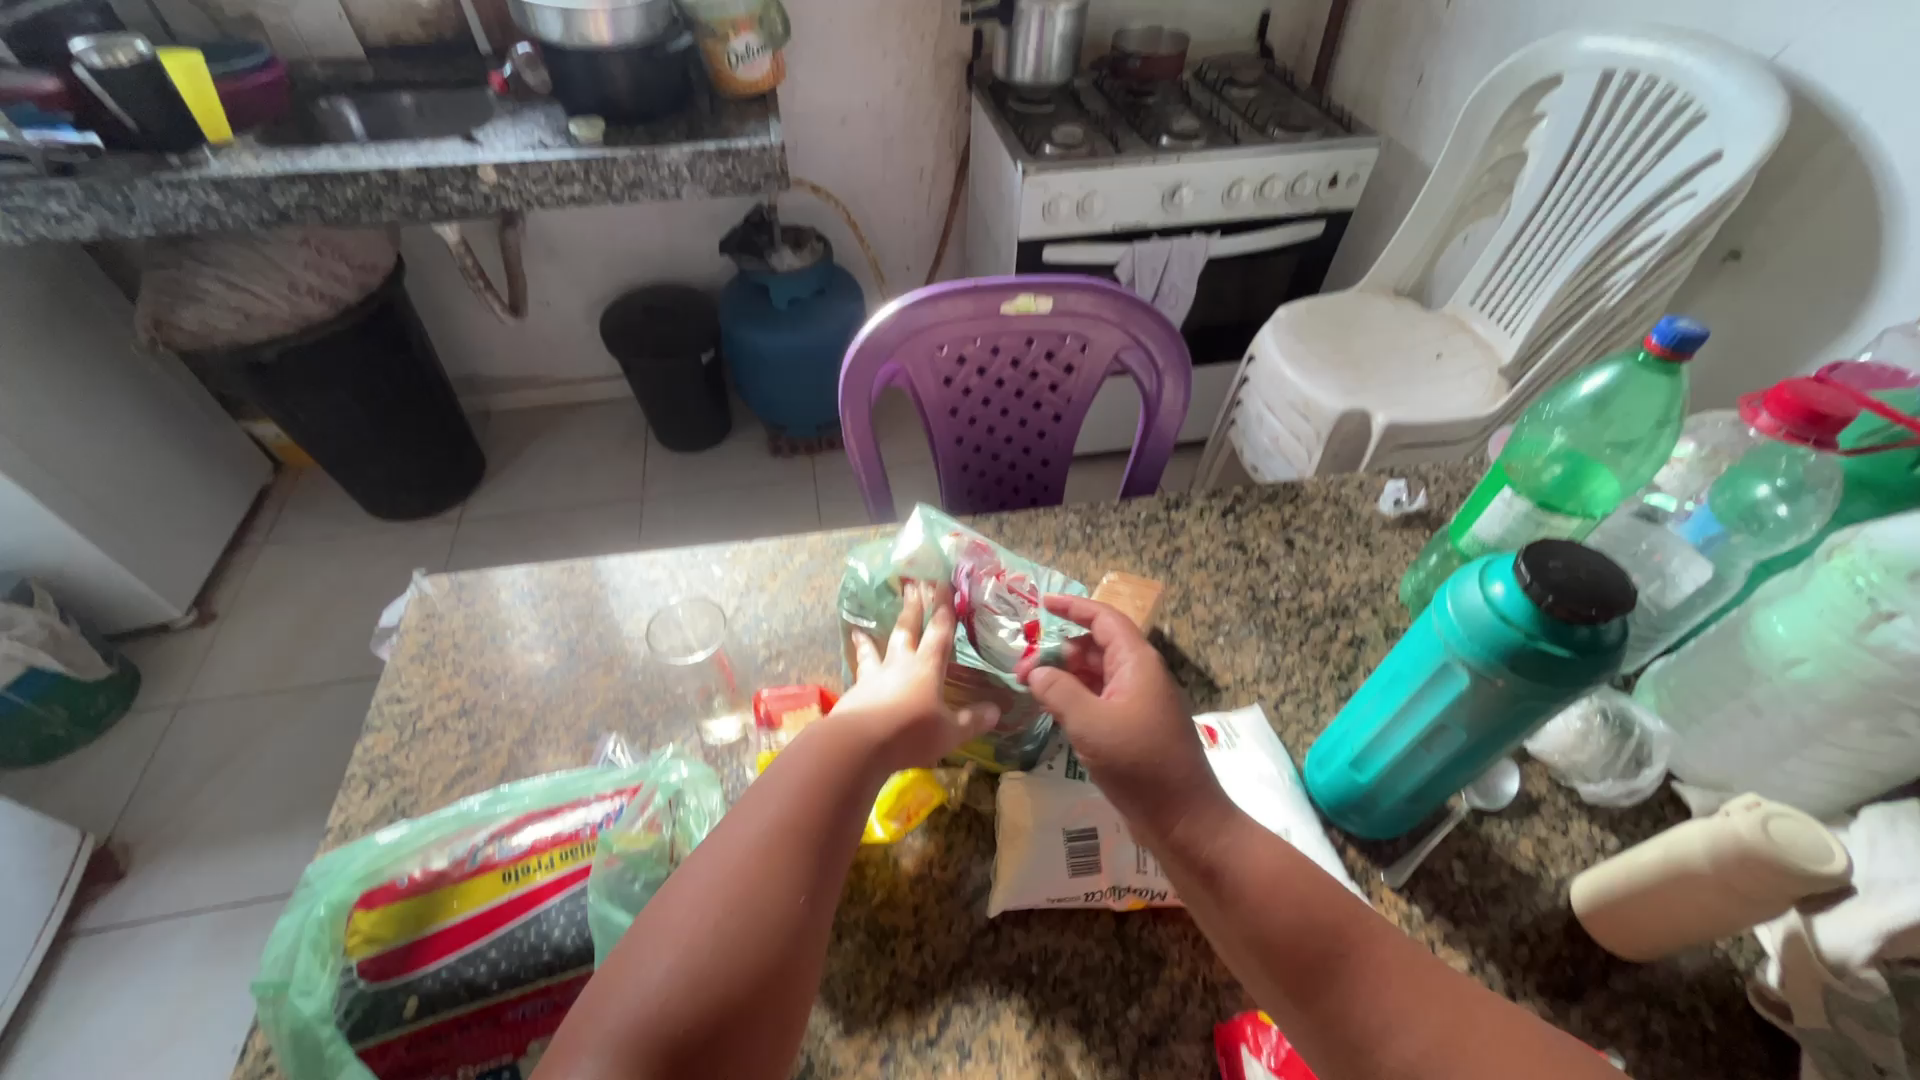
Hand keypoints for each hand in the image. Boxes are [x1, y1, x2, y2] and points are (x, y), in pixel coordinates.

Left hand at [836, 581, 999, 771]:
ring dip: (871, 638)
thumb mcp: (949, 732)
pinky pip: (859, 671)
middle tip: (911, 585)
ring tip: (862, 628)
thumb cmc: (910, 733)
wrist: (858, 743)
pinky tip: (854, 666)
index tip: (942, 585)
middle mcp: (900, 664)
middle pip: (906, 630)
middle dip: (912, 608)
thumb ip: (971, 720)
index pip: (939, 632)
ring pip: (875, 649)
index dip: (943, 610)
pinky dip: (858, 663)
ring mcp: (874, 676)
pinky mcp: (855, 692)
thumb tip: (996, 710)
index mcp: (927, 667)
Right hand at [1015, 595, 1224, 838]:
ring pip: (1097, 677)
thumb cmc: (1140, 764)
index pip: (1104, 619)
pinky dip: (1076, 700)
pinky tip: (1053, 713)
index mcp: (1137, 663)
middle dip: (1059, 652)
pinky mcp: (1135, 730)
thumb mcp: (1090, 724)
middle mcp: (1140, 677)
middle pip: (1096, 648)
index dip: (1073, 608)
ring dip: (1065, 678)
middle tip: (1022, 671)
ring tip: (1031, 690)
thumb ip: (1058, 691)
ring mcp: (1139, 705)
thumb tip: (1036, 671)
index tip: (1041, 605)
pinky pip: (1101, 702)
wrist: (1185, 820)